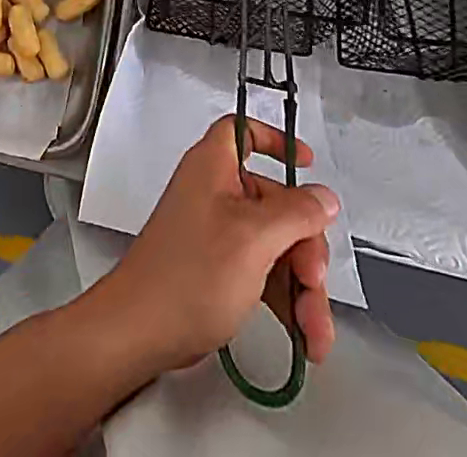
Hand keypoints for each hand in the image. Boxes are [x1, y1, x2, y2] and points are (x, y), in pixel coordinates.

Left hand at [89, 114, 341, 373]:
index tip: (304, 161)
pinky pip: (263, 271)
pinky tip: (303, 335)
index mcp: (213, 168)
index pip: (242, 130)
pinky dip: (286, 300)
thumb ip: (296, 213)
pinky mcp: (217, 266)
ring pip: (276, 244)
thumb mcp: (253, 237)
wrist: (142, 329)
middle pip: (276, 200)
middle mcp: (213, 193)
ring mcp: (215, 231)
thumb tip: (323, 198)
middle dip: (305, 244)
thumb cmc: (187, 275)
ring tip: (312, 326)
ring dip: (302, 286)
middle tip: (313, 277)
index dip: (273, 138)